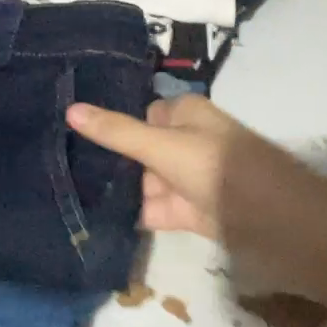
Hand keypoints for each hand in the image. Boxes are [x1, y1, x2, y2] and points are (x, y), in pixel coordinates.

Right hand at [67, 94, 255, 238]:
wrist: (267, 217)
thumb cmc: (214, 166)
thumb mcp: (161, 144)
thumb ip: (117, 133)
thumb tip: (71, 109)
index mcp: (183, 114)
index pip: (139, 114)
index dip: (110, 124)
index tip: (69, 132)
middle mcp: (183, 142)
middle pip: (137, 149)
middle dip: (107, 160)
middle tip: (59, 165)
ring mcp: (183, 178)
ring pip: (141, 181)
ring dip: (114, 189)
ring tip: (65, 192)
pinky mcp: (183, 211)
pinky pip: (149, 209)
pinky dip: (127, 214)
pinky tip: (91, 217)